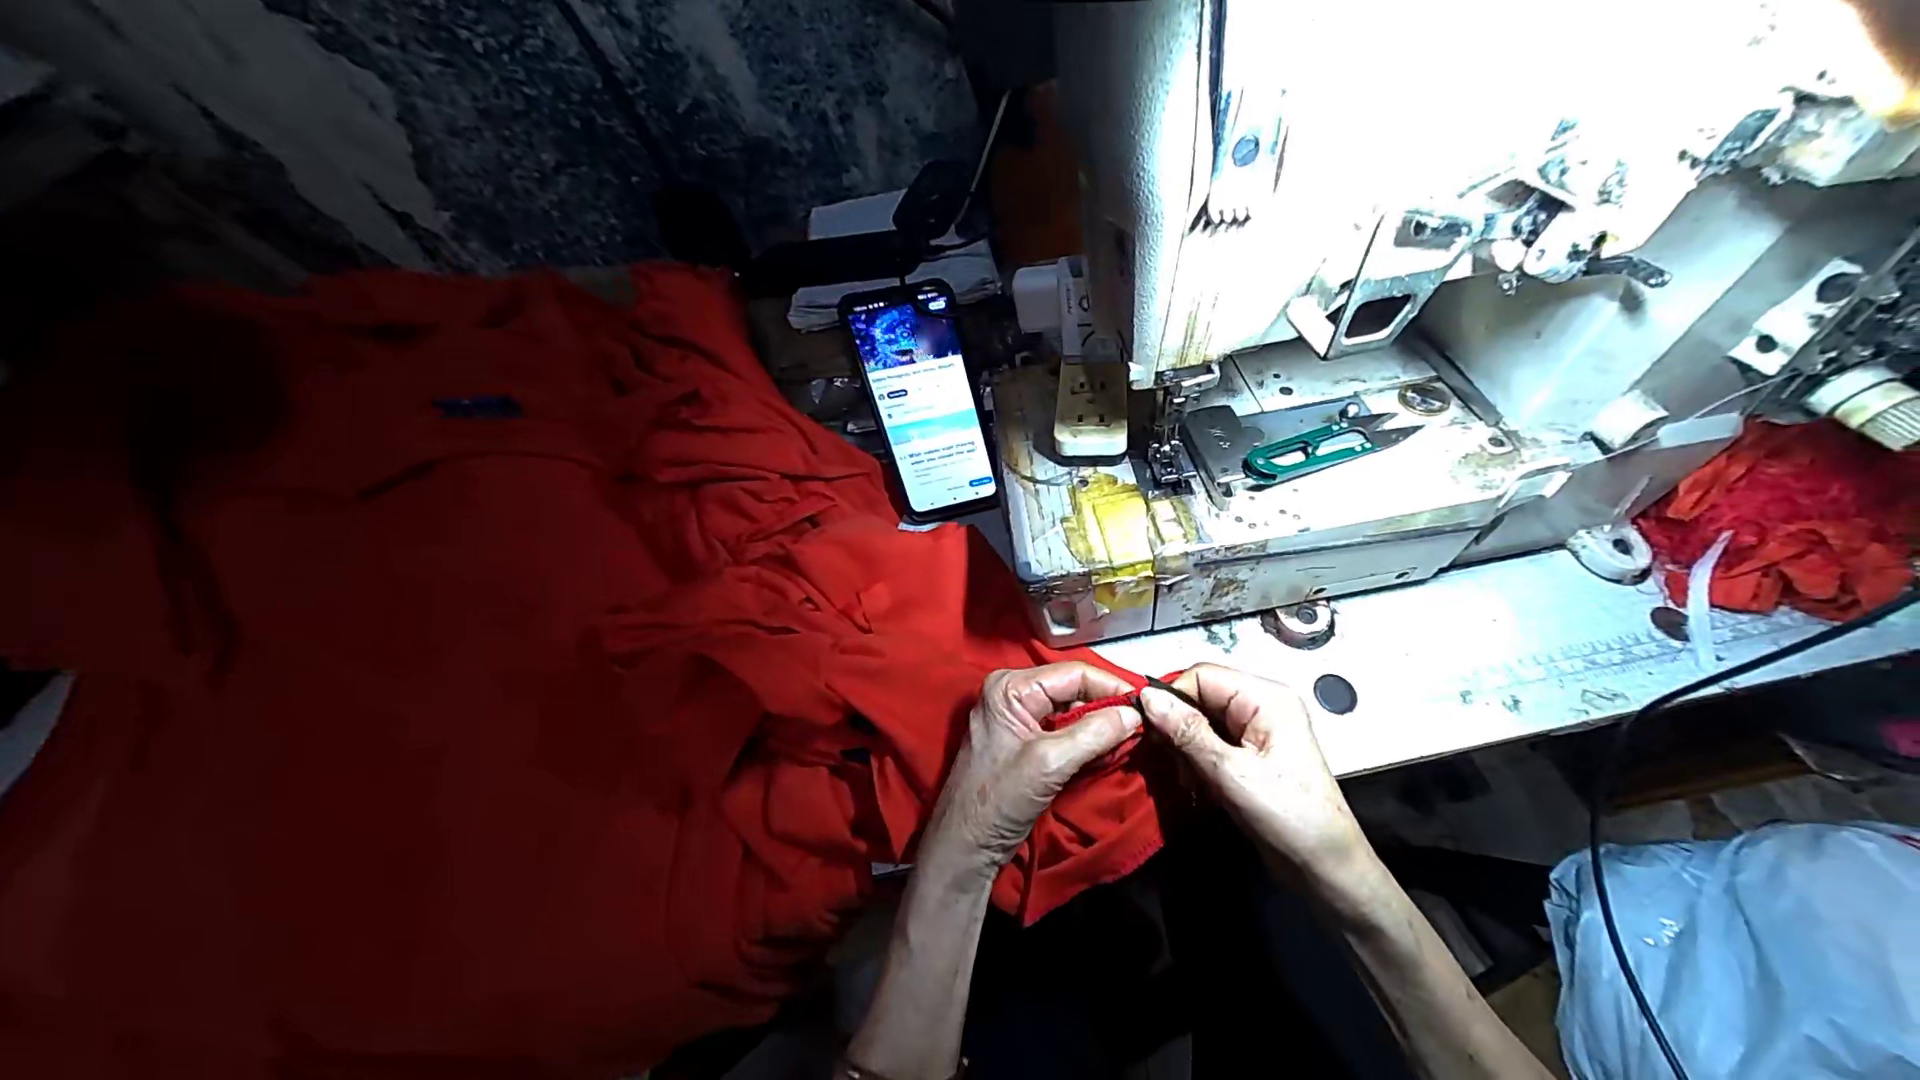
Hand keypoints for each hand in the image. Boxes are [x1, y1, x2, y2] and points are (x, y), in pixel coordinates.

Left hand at [920, 662, 1141, 875]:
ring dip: (1098, 724)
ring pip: (1071, 708)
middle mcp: (1012, 692)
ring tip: (1128, 738)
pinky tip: (1106, 750)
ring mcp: (1017, 715)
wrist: (966, 843)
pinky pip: (1063, 727)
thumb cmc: (998, 799)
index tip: (1146, 705)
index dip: (1111, 686)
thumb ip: (1093, 734)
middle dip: (1106, 706)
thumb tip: (1134, 713)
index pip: (1073, 673)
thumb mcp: (1049, 763)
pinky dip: (1085, 738)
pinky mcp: (1023, 738)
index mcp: (1011, 687)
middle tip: (1140, 725)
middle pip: (1073, 688)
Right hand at [1138, 664, 1369, 893]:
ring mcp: (1255, 729)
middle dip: (1177, 726)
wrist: (1327, 870)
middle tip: (1171, 762)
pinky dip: (1194, 758)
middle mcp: (1261, 704)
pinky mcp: (1248, 752)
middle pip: (1199, 696)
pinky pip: (1208, 740)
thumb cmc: (1290, 818)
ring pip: (1199, 719)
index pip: (1201, 675)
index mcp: (1266, 698)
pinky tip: (1194, 783)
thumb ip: (1187, 731)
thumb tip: (1148, 697)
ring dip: (1184, 747)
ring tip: (1186, 778)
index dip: (1172, 698)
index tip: (1152, 731)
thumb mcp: (1231, 773)